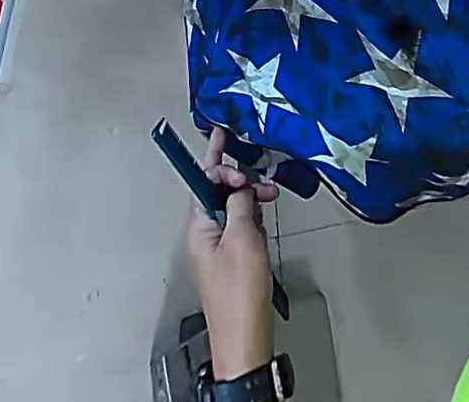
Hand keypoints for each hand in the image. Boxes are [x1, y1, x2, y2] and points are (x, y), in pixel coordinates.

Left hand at [185, 127, 278, 380]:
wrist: (247, 334)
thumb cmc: (240, 290)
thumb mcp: (242, 237)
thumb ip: (241, 203)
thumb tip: (241, 185)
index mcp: (199, 226)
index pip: (202, 180)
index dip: (213, 157)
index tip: (220, 134)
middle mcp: (206, 230)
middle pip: (219, 188)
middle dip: (238, 176)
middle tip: (255, 176)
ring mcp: (221, 241)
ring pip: (234, 201)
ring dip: (251, 193)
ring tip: (269, 194)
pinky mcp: (235, 250)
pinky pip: (243, 217)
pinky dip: (255, 208)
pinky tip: (267, 207)